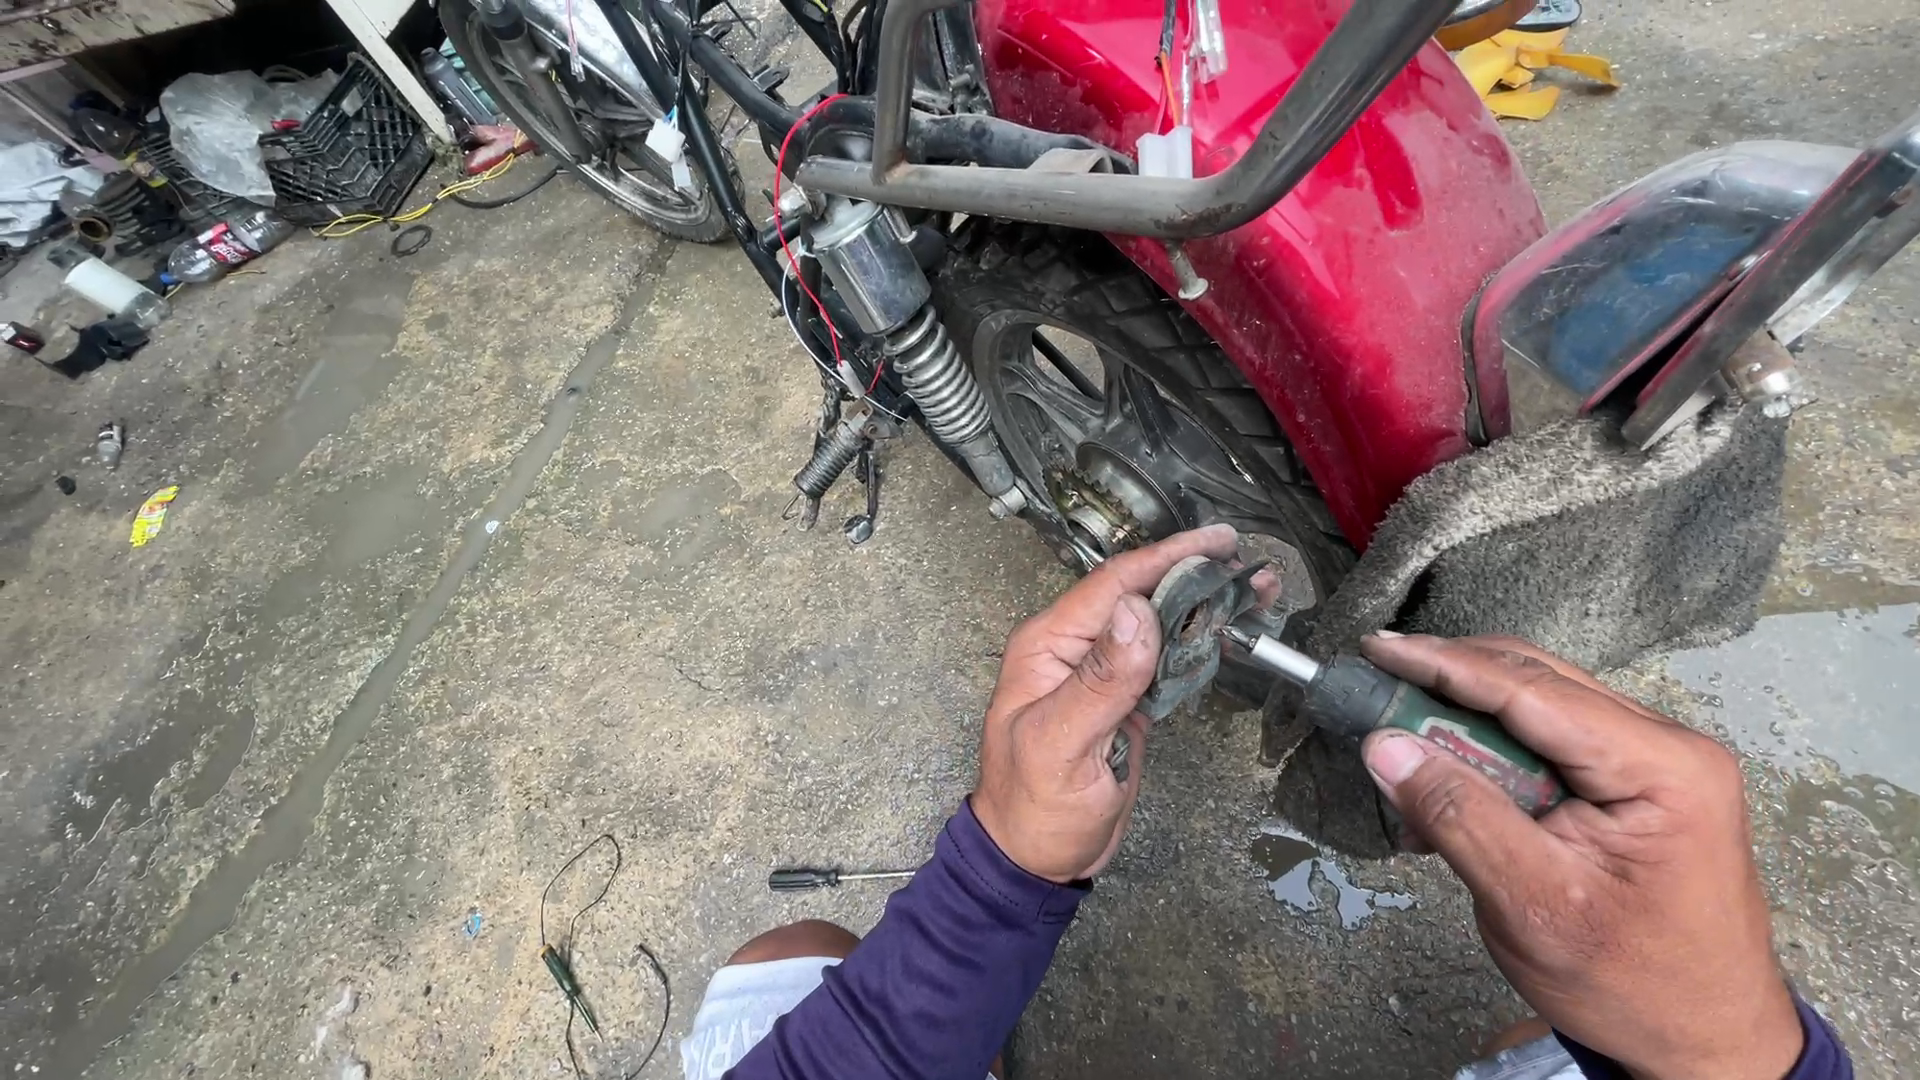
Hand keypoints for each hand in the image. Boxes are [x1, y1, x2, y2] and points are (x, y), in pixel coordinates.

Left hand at [971, 525, 1274, 882]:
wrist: (1035, 856)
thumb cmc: (1032, 806)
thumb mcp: (1060, 746)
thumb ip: (1099, 681)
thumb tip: (1136, 612)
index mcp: (1048, 645)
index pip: (1112, 586)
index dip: (1166, 558)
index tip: (1216, 542)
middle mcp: (1074, 648)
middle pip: (1139, 596)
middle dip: (1193, 576)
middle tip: (1249, 567)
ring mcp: (1102, 672)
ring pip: (1156, 625)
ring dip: (1203, 607)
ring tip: (1252, 592)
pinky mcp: (1125, 699)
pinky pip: (1164, 661)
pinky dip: (1198, 646)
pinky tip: (1229, 633)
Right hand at [1358, 634, 1802, 1079]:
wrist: (1703, 1043)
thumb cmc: (1630, 983)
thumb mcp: (1530, 903)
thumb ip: (1455, 814)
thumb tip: (1382, 744)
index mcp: (1661, 768)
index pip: (1529, 689)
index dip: (1443, 662)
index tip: (1375, 648)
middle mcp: (1662, 745)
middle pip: (1530, 679)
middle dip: (1445, 679)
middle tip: (1375, 685)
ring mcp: (1647, 758)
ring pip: (1527, 701)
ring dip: (1457, 717)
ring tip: (1400, 744)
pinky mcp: (1623, 777)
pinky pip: (1535, 734)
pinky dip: (1477, 747)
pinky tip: (1442, 782)